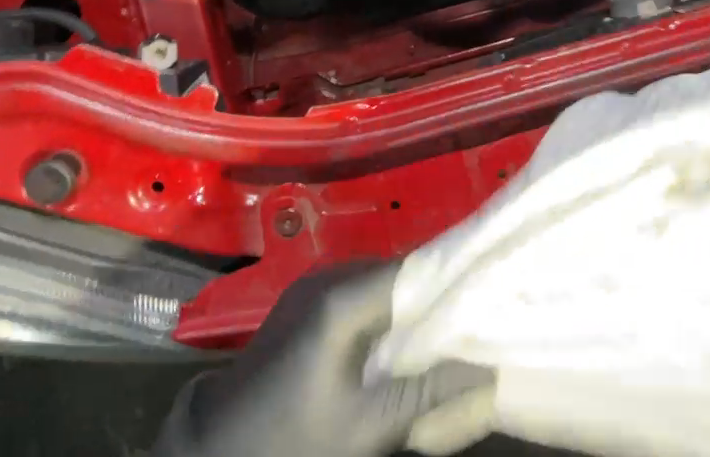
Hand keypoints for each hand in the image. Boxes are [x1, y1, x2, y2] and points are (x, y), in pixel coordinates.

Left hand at [153, 262, 494, 456]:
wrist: (215, 446)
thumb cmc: (291, 439)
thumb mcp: (364, 426)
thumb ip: (427, 392)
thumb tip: (490, 367)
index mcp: (343, 297)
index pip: (419, 269)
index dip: (459, 280)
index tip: (494, 296)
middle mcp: (331, 276)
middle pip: (405, 274)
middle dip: (443, 296)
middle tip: (483, 319)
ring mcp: (315, 286)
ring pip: (386, 284)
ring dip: (417, 306)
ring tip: (456, 331)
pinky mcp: (307, 302)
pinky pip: (364, 295)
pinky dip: (391, 313)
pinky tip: (408, 341)